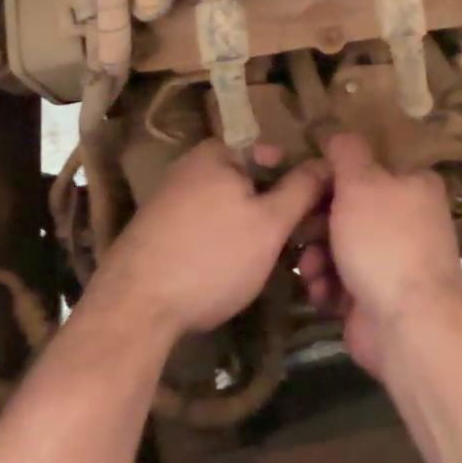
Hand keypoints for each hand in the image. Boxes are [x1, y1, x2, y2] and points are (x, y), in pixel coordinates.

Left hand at [91, 141, 328, 337]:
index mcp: (217, 152)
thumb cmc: (211, 259)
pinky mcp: (158, 229)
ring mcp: (170, 197)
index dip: (300, 181)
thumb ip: (301, 188)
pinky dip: (225, 240)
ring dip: (253, 228)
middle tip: (297, 244)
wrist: (134, 310)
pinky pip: (206, 224)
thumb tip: (327, 161)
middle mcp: (191, 165)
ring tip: (270, 261)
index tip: (316, 215)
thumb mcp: (269, 224)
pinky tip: (233, 270)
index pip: (275, 153)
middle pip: (251, 180)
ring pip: (229, 205)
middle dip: (276, 208)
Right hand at [298, 132, 461, 377]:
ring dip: (317, 257)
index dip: (332, 176)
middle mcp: (407, 221)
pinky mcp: (375, 298)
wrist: (408, 324)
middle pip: (348, 210)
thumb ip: (347, 153)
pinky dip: (326, 286)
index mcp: (413, 186)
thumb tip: (337, 134)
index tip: (305, 184)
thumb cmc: (384, 241)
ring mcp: (391, 262)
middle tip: (299, 230)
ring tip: (310, 268)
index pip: (366, 170)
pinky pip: (340, 282)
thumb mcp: (362, 182)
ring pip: (338, 248)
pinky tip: (321, 292)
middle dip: (317, 223)